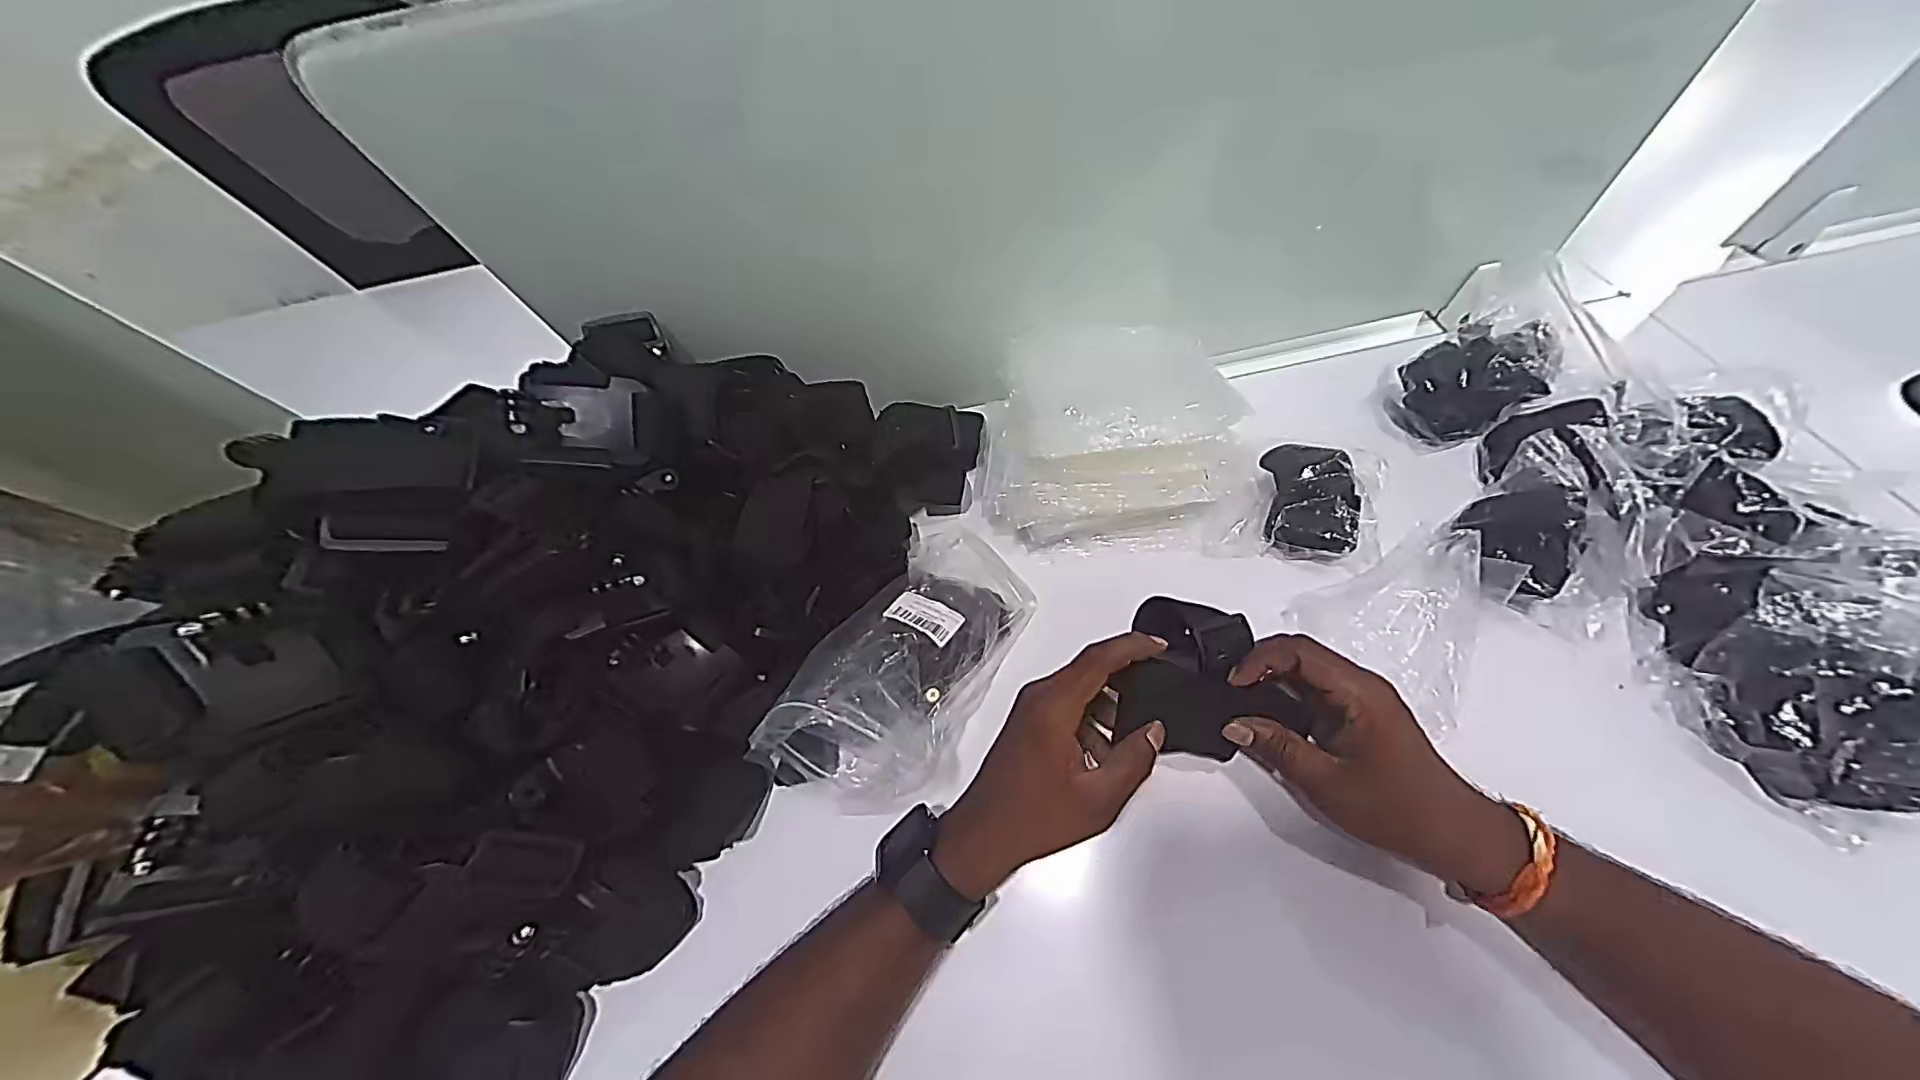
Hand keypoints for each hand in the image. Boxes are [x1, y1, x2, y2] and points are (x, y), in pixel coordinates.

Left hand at [932, 632, 1167, 899]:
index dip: (1133, 646)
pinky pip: (1065, 704)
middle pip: (1088, 668)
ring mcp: (1029, 709)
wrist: (983, 835)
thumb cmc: (1027, 818)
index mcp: (1053, 706)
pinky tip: (1102, 752)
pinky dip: (1089, 718)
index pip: (1098, 658)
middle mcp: (1037, 699)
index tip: (1157, 644)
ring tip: (1128, 736)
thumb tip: (1152, 733)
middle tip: (1153, 687)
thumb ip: (1134, 759)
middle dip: (1125, 676)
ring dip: (1107, 704)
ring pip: (1077, 688)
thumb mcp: (1099, 798)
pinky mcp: (1026, 722)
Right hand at [1221, 634, 1528, 894]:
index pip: (1299, 651)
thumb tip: (1237, 725)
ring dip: (1271, 682)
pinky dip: (1285, 700)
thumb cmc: (1406, 811)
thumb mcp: (1326, 782)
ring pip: (1305, 673)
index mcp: (1360, 693)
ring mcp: (1361, 700)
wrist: (1454, 836)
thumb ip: (1276, 748)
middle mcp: (1362, 688)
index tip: (1234, 682)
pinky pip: (1313, 692)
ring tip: (1244, 705)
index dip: (1258, 660)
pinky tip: (1270, 720)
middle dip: (1259, 666)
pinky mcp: (1357, 715)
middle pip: (1300, 654)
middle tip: (1232, 689)